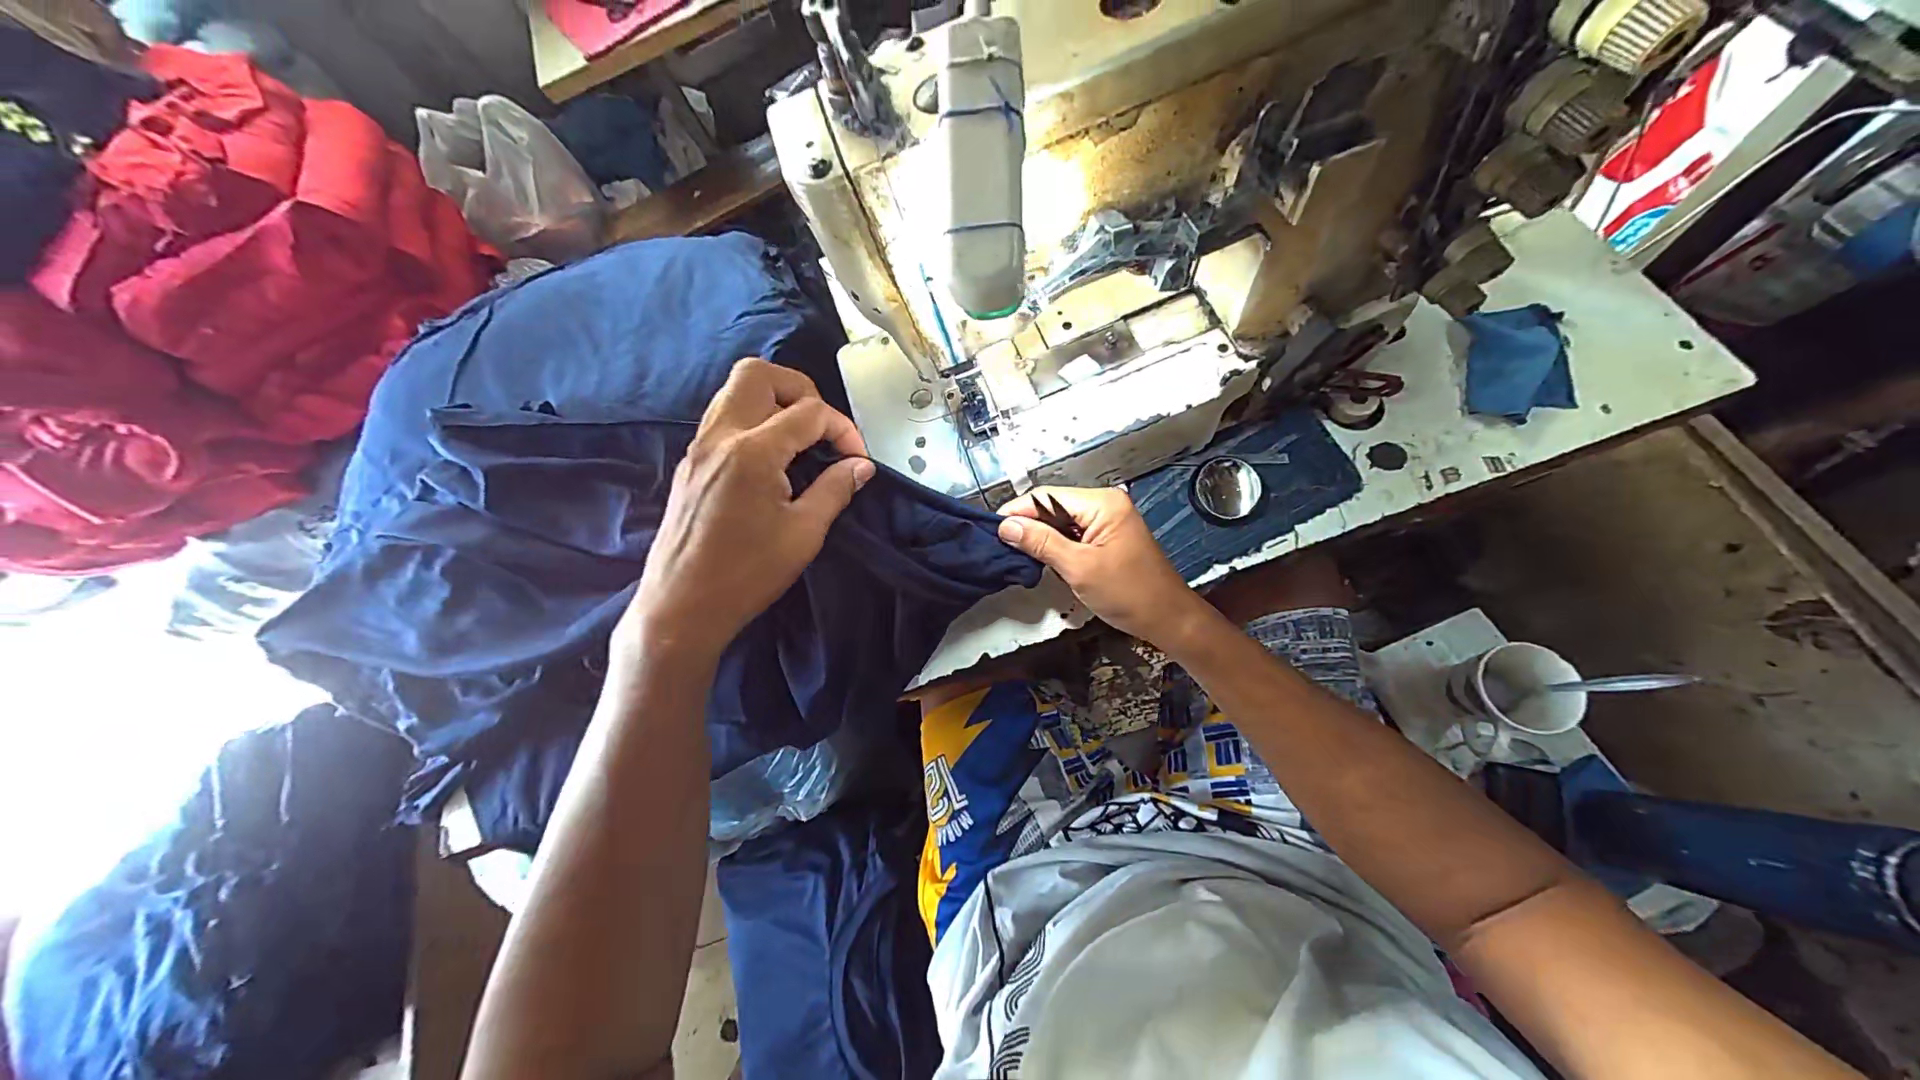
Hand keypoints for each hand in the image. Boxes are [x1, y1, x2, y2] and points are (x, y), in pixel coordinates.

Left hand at [621, 358, 874, 662]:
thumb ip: (835, 489)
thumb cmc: (747, 574)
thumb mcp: (804, 533)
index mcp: (752, 451)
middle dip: (801, 390)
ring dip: (774, 402)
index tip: (858, 460)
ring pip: (735, 391)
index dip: (843, 430)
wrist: (682, 607)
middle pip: (759, 374)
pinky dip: (754, 421)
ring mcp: (699, 448)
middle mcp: (719, 436)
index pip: (809, 412)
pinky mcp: (691, 464)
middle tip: (821, 428)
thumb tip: (861, 466)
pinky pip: (723, 418)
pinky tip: (772, 460)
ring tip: (800, 441)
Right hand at [996, 486, 1214, 647]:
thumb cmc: (1130, 593)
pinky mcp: (1107, 536)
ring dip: (1042, 537)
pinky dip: (1057, 546)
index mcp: (1103, 503)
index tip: (994, 529)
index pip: (1047, 497)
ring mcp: (1108, 520)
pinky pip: (1073, 533)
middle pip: (1053, 506)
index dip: (1018, 511)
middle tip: (1003, 545)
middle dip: (1029, 525)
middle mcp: (1106, 504)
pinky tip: (1045, 559)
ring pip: (1061, 522)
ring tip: (1019, 554)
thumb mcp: (1078, 568)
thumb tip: (1007, 526)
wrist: (1167, 618)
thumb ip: (1041, 543)